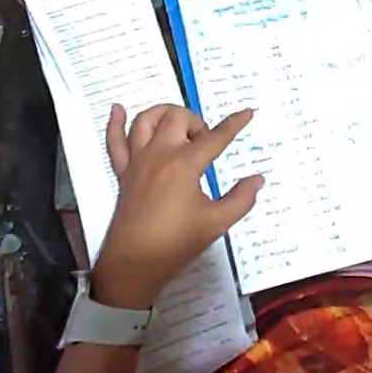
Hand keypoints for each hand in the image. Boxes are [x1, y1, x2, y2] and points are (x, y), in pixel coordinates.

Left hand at [90, 103, 262, 309]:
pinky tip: (119, 109)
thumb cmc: (177, 242)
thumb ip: (241, 198)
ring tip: (178, 126)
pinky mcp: (123, 172)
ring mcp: (137, 161)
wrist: (134, 263)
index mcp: (184, 164)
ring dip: (164, 114)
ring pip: (145, 120)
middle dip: (197, 122)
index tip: (247, 112)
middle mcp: (159, 155)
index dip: (234, 124)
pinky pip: (114, 141)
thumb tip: (257, 179)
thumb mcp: (217, 222)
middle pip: (177, 118)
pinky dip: (115, 122)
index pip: (215, 137)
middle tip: (206, 144)